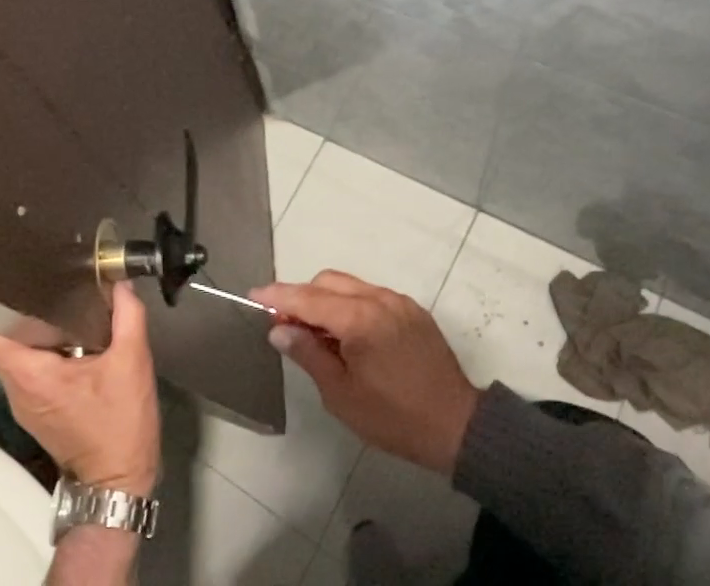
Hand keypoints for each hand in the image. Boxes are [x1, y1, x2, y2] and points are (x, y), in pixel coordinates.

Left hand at [0, 282, 161, 495]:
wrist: (118, 483)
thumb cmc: (120, 425)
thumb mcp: (132, 363)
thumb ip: (128, 316)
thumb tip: (120, 284)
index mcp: (30, 375)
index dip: (1, 306)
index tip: (27, 287)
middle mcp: (17, 390)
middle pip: (5, 342)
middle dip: (28, 316)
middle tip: (57, 295)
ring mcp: (25, 405)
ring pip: (19, 358)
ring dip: (39, 336)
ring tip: (68, 315)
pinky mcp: (37, 413)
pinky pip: (31, 374)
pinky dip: (47, 356)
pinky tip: (76, 344)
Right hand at [252, 271, 480, 476]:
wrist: (457, 427)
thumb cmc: (393, 417)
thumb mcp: (340, 394)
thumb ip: (308, 354)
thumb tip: (280, 329)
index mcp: (360, 319)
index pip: (307, 298)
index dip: (277, 296)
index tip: (253, 295)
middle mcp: (380, 299)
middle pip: (328, 282)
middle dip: (301, 296)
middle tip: (284, 324)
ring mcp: (399, 303)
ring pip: (350, 285)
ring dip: (326, 300)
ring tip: (314, 333)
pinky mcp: (413, 312)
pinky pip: (371, 296)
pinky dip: (350, 305)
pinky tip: (346, 335)